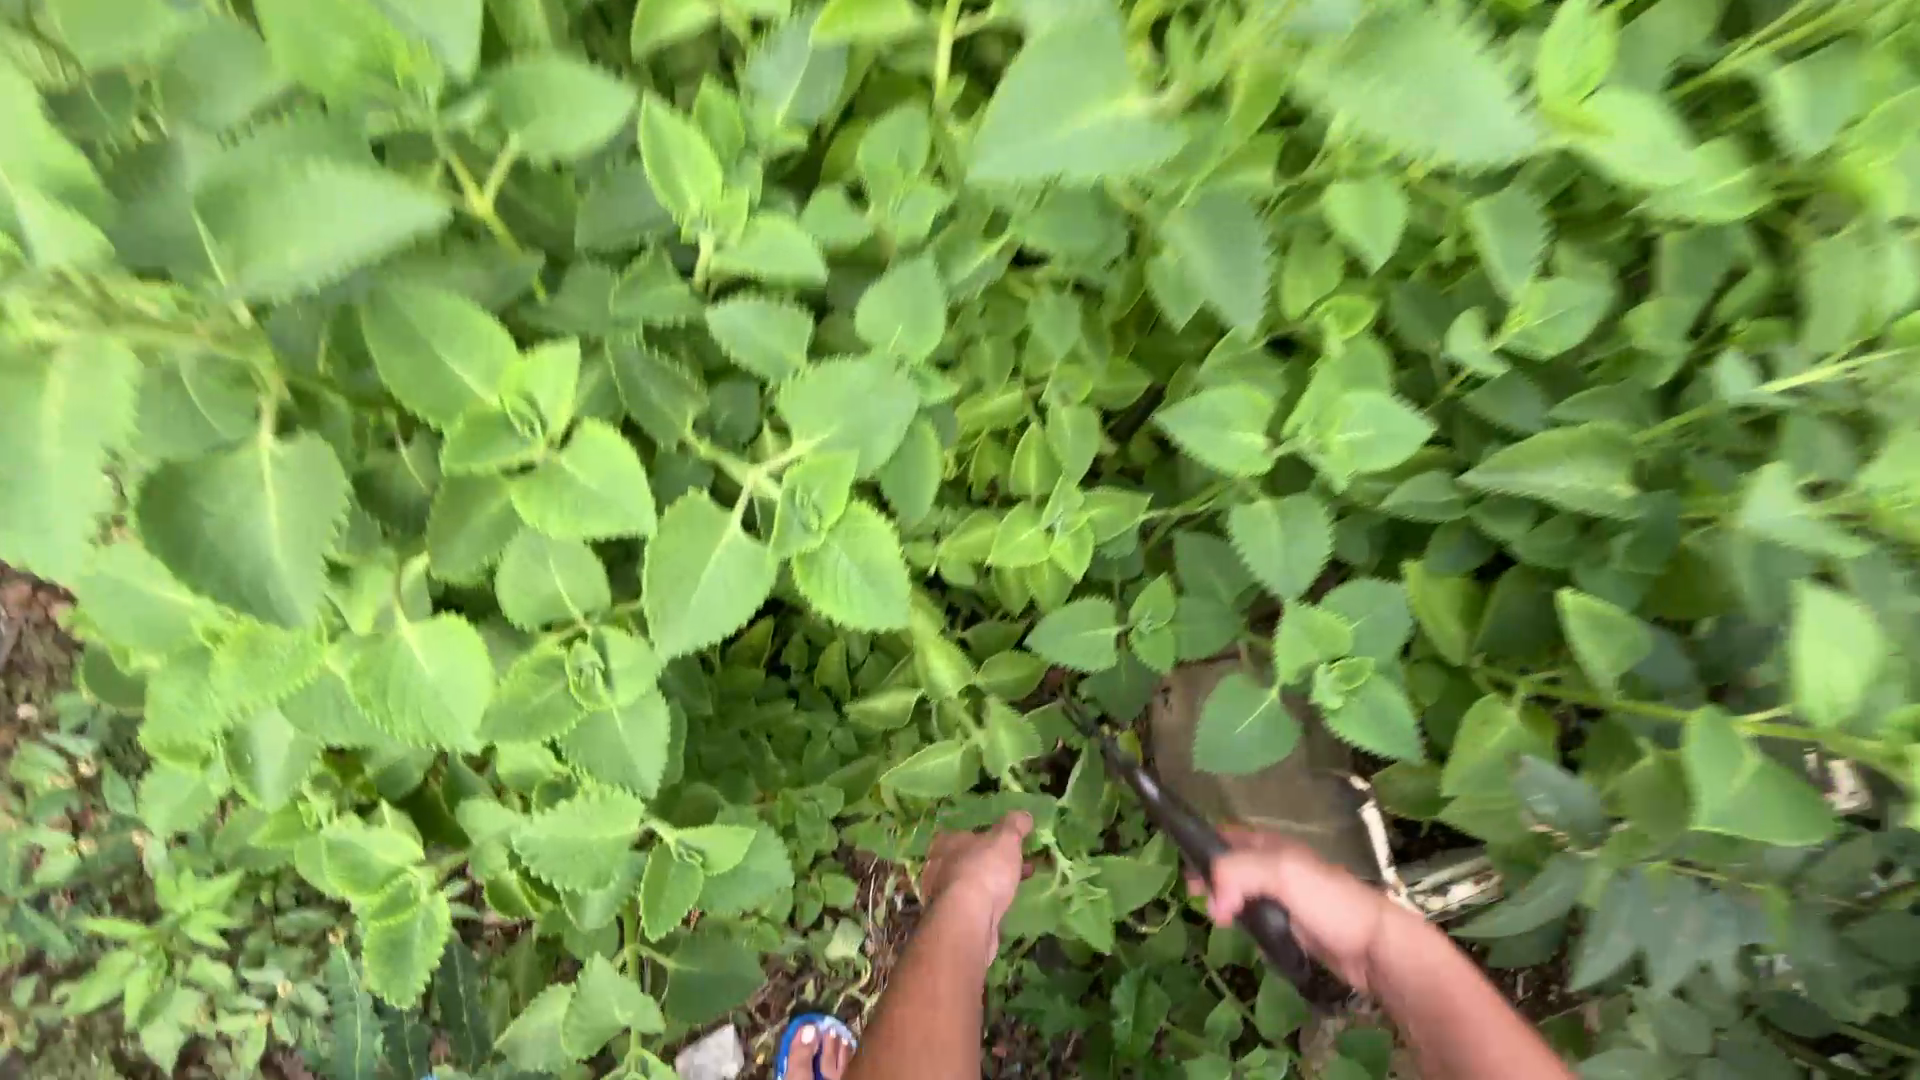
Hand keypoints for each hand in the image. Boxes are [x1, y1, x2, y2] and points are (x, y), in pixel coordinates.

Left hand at [918, 811, 1032, 961]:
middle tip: (1017, 863)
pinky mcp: (951, 921)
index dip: (985, 836)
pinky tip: (1005, 906)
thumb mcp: (1005, 839)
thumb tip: (1024, 815)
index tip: (1006, 842)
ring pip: (970, 884)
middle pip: (967, 860)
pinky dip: (988, 904)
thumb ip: (1015, 825)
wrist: (967, 921)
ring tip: (1018, 885)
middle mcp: (937, 867)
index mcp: (945, 842)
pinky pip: (973, 906)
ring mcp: (941, 897)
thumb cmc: (983, 870)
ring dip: (992, 884)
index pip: (963, 833)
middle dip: (992, 862)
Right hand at [1188, 827, 1411, 993]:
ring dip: (1225, 900)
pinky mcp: (1292, 924)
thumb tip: (1211, 899)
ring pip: (1242, 891)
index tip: (1186, 870)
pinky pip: (1257, 916)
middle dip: (1211, 877)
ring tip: (1216, 917)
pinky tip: (1238, 931)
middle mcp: (1275, 864)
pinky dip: (1243, 920)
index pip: (1227, 836)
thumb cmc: (1327, 900)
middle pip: (1231, 864)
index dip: (1203, 847)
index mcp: (1272, 844)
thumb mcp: (1279, 873)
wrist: (1374, 946)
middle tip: (1196, 896)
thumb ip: (1237, 873)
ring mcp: (1285, 895)